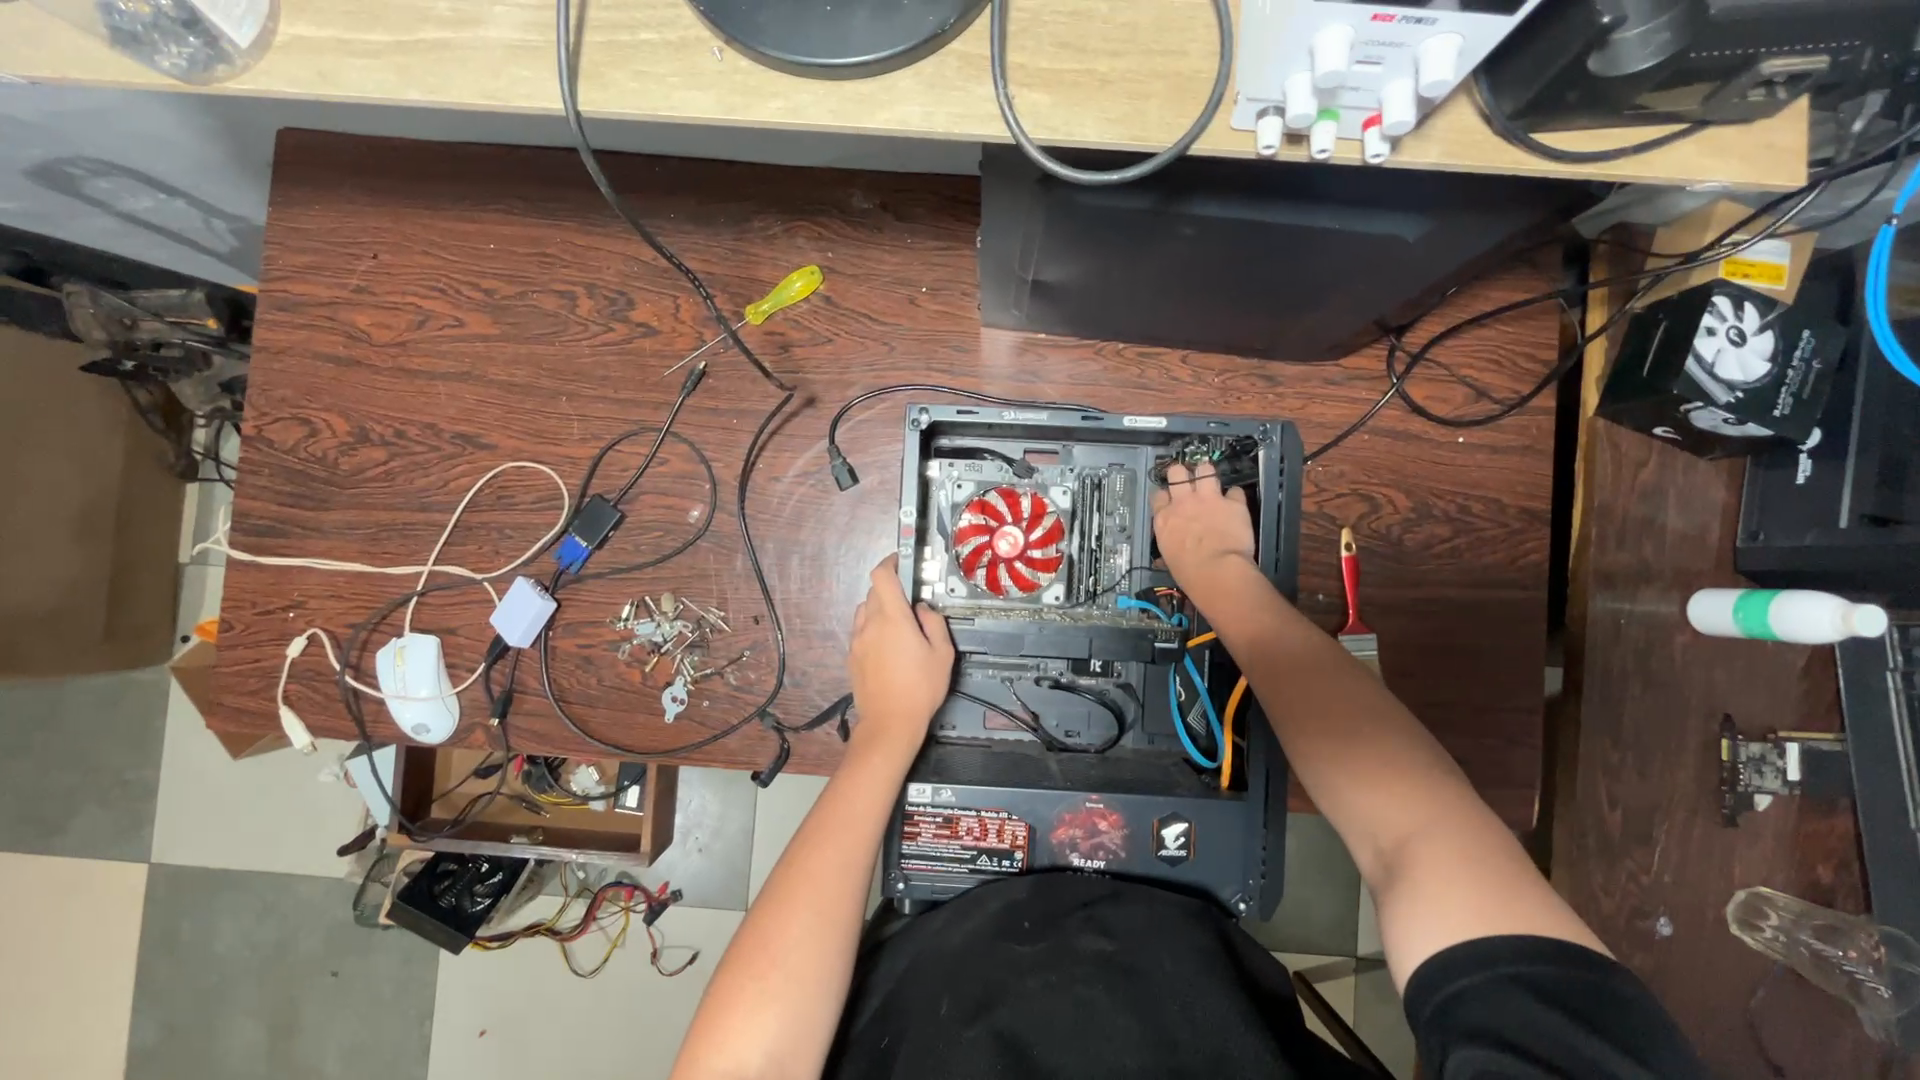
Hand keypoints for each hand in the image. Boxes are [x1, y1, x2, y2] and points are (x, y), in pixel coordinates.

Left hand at [847, 554, 953, 759]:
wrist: (889, 724)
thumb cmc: (921, 688)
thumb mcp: (942, 654)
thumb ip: (934, 623)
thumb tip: (922, 608)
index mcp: (892, 618)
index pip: (882, 575)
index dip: (891, 563)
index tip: (903, 563)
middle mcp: (869, 624)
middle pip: (874, 592)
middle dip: (892, 590)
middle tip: (912, 602)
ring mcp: (856, 641)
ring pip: (865, 611)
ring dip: (880, 609)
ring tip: (900, 627)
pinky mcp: (851, 657)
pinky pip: (861, 631)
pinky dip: (873, 629)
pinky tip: (889, 648)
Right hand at [1150, 462, 1256, 596]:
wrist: (1217, 570)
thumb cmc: (1188, 571)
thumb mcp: (1168, 556)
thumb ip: (1170, 541)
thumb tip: (1172, 547)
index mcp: (1165, 517)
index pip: (1158, 495)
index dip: (1165, 496)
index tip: (1170, 500)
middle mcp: (1184, 502)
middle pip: (1177, 472)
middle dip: (1182, 474)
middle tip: (1188, 481)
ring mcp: (1210, 499)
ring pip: (1205, 470)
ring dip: (1207, 475)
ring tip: (1211, 483)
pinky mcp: (1234, 503)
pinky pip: (1236, 491)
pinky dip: (1235, 497)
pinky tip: (1235, 504)